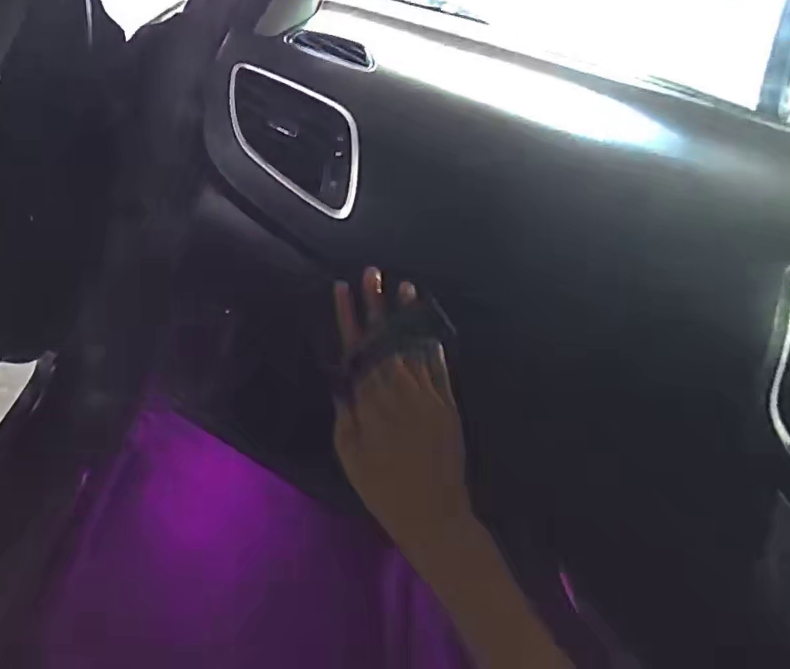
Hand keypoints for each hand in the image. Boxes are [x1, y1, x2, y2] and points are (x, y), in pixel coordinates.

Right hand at [333, 266, 474, 561]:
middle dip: (376, 302)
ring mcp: (427, 395)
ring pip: (413, 344)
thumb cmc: (380, 484)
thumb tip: (343, 376)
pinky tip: (426, 325)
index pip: (355, 344)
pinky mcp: (448, 405)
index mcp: (370, 397)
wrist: (434, 515)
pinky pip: (439, 367)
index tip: (341, 287)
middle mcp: (399, 388)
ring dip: (406, 315)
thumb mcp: (347, 449)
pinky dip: (432, 343)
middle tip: (373, 273)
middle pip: (385, 336)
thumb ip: (345, 409)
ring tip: (403, 286)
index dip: (348, 314)